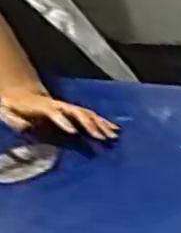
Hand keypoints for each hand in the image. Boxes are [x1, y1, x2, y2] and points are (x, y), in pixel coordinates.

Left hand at [0, 90, 117, 139]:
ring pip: (89, 115)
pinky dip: (106, 122)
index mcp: (41, 106)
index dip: (63, 122)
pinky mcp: (77, 111)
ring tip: (113, 136)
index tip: (73, 132)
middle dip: (90, 125)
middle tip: (101, 138)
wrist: (20, 94)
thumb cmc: (14, 107)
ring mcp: (70, 107)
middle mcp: (59, 105)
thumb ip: (14, 119)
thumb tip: (25, 126)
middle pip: (78, 113)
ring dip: (102, 126)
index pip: (55, 113)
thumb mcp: (7, 111)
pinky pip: (94, 116)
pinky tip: (116, 129)